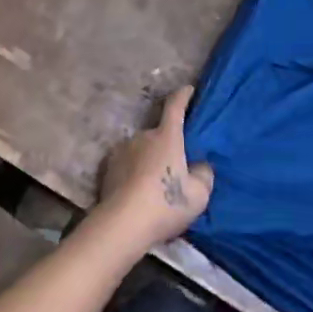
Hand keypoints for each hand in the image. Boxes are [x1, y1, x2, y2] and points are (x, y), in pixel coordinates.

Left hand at [97, 86, 213, 251]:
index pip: (175, 107)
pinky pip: (128, 162)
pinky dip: (135, 170)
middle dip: (168, 145)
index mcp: (166, 136)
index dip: (183, 96)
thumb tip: (199, 166)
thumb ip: (203, 175)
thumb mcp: (199, 195)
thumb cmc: (166, 204)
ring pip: (142, 149)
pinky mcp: (109, 165)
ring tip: (155, 185)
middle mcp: (143, 135)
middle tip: (177, 167)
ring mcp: (123, 148)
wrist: (124, 222)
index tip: (188, 89)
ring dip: (150, 159)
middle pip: (159, 134)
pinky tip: (138, 190)